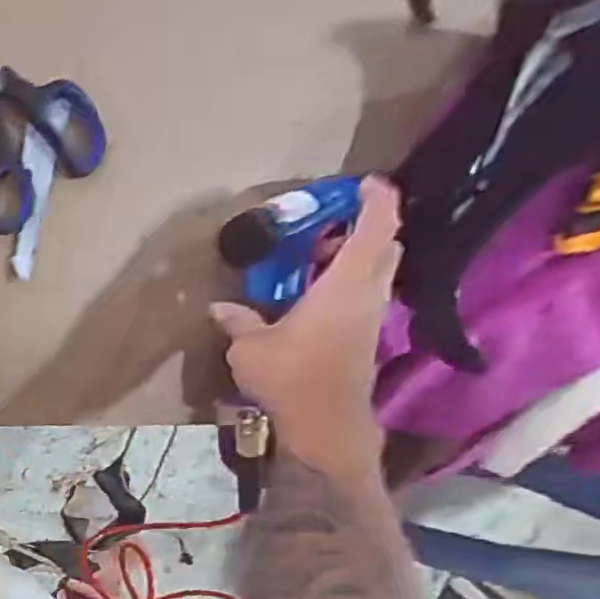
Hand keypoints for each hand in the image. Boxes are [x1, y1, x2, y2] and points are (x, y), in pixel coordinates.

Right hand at [210, 176, 402, 476]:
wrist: (323, 416)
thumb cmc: (288, 373)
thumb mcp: (249, 346)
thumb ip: (238, 321)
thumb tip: (218, 307)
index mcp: (345, 282)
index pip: (376, 225)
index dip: (376, 198)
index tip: (363, 183)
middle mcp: (368, 290)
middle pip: (381, 245)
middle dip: (358, 231)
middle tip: (320, 233)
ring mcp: (370, 313)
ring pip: (374, 270)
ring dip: (349, 260)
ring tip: (309, 266)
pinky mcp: (363, 332)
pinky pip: (361, 293)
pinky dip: (342, 283)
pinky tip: (308, 298)